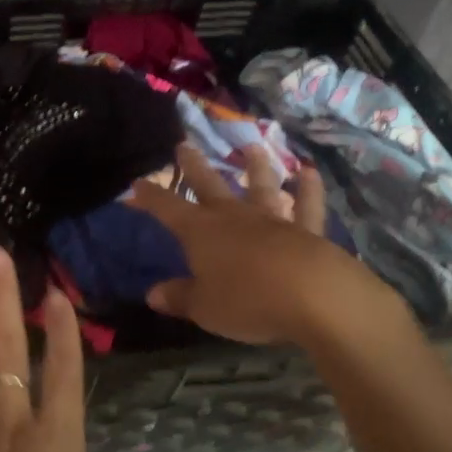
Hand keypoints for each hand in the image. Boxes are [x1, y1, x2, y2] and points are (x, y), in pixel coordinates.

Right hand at [128, 144, 390, 346]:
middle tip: (184, 145)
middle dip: (194, 166)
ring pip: (260, 187)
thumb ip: (179, 297)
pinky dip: (309, 190)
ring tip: (252, 147)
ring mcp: (271, 220)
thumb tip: (152, 294)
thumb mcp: (204, 307)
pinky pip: (308, 207)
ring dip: (255, 167)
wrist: (314, 296)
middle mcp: (233, 217)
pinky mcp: (307, 232)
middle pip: (209, 184)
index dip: (149, 196)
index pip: (166, 208)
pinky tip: (310, 174)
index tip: (136, 183)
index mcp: (200, 231)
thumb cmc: (248, 300)